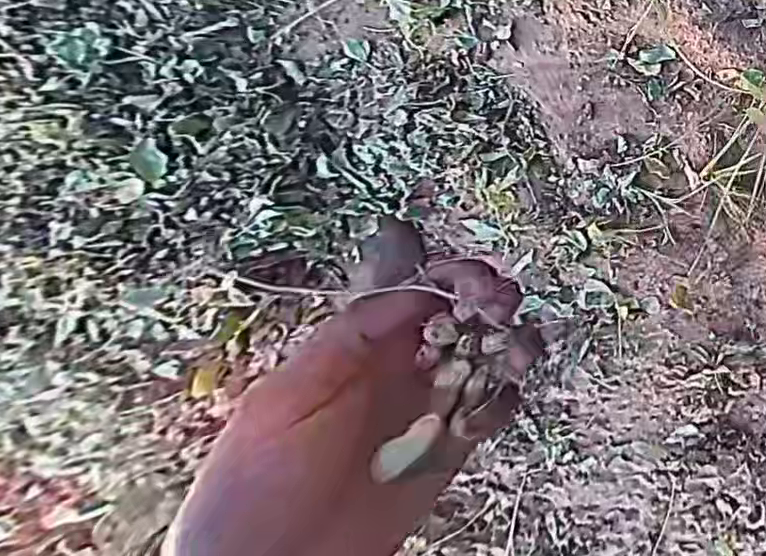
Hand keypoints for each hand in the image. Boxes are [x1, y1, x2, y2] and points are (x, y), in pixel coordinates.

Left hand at [166, 220, 541, 555]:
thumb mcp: (283, 399)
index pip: (430, 291)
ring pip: (498, 350)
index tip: (471, 281)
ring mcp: (439, 400)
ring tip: (510, 356)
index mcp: (373, 346)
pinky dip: (499, 401)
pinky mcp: (457, 439)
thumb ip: (347, 335)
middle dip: (495, 302)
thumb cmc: (252, 488)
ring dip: (513, 343)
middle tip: (498, 310)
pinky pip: (499, 404)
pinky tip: (474, 418)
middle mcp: (413, 365)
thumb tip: (417, 291)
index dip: (458, 277)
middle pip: (475, 312)